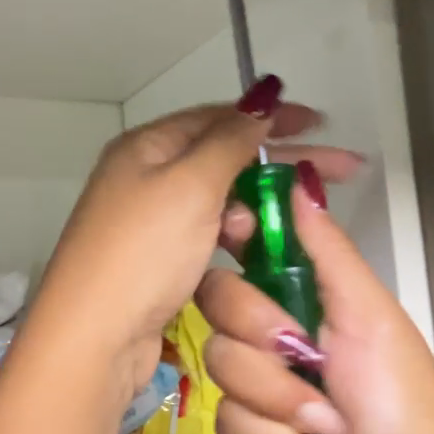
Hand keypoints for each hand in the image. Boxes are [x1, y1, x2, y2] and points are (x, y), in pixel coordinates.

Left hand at [29, 76, 361, 397]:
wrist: (93, 338)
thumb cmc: (142, 254)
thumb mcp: (190, 185)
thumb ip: (230, 140)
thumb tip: (261, 96)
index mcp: (146, 147)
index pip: (218, 117)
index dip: (270, 117)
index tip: (321, 125)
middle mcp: (143, 177)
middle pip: (222, 157)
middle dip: (277, 164)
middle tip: (340, 171)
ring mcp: (148, 223)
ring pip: (216, 201)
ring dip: (253, 207)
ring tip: (283, 226)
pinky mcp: (156, 263)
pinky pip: (206, 236)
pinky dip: (233, 238)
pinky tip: (255, 252)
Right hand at [195, 181, 433, 433]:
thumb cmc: (398, 401)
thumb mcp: (371, 315)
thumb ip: (328, 251)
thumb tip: (301, 182)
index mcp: (302, 301)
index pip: (247, 251)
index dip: (232, 236)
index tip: (229, 230)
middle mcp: (268, 337)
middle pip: (217, 299)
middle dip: (261, 329)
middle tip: (304, 353)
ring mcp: (248, 386)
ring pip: (221, 361)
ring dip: (280, 396)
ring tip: (324, 425)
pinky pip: (227, 417)